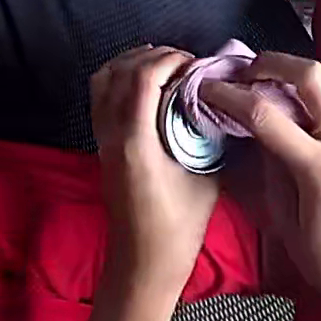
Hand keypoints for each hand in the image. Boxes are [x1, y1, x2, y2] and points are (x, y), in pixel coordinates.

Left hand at [90, 45, 219, 286]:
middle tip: (183, 61)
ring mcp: (100, 136)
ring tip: (162, 62)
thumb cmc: (177, 230)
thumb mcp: (205, 180)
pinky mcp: (99, 142)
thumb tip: (222, 105)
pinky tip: (142, 80)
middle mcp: (110, 133)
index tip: (193, 62)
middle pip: (120, 71)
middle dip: (152, 56)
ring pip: (103, 78)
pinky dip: (117, 75)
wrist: (142, 264)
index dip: (167, 60)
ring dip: (131, 61)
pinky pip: (99, 94)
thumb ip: (210, 137)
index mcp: (135, 142)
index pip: (142, 79)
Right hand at [200, 53, 320, 320]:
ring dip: (299, 65)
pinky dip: (317, 79)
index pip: (266, 114)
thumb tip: (248, 123)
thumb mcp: (283, 218)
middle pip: (309, 75)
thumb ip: (267, 162)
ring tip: (271, 77)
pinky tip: (294, 94)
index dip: (228, 95)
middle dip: (268, 63)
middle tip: (242, 74)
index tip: (205, 88)